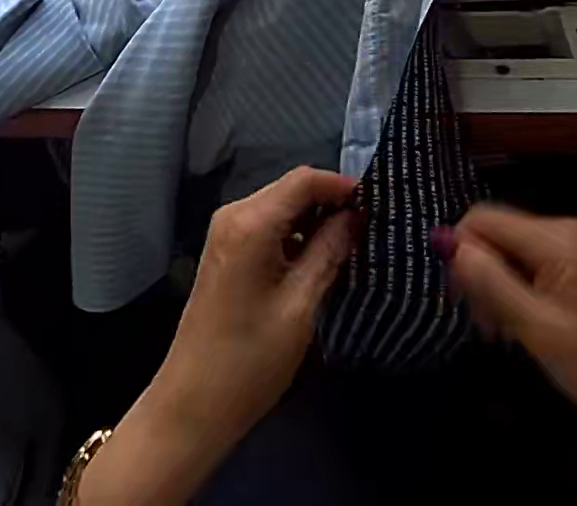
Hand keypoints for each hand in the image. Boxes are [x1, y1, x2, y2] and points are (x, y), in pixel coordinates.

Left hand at [76, 166, 359, 504]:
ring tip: (356, 241)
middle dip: (331, 201)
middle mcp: (233, 214)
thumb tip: (356, 216)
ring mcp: (226, 231)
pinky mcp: (227, 248)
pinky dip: (296, 233)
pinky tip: (322, 255)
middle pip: (290, 189)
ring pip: (280, 207)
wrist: (196, 397)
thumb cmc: (251, 356)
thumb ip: (329, 252)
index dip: (341, 185)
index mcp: (249, 222)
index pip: (302, 180)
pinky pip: (268, 226)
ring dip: (315, 218)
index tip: (380, 201)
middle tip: (373, 224)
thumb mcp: (301, 305)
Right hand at [449, 206, 576, 505]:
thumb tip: (445, 241)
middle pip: (493, 232)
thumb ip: (489, 280)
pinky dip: (514, 289)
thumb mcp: (538, 328)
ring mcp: (575, 248)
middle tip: (482, 321)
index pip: (481, 218)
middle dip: (478, 271)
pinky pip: (526, 263)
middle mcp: (565, 230)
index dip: (461, 250)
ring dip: (494, 285)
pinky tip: (519, 322)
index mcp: (557, 238)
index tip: (462, 296)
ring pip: (506, 249)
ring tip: (501, 329)